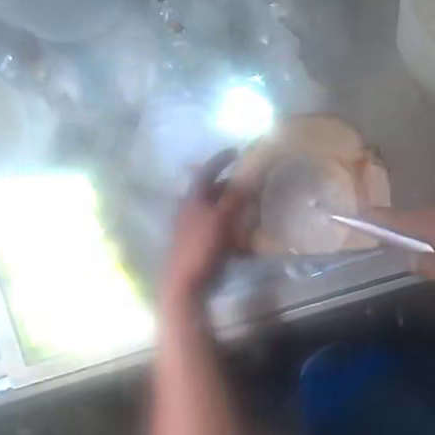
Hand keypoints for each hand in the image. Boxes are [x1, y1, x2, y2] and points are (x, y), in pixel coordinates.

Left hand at [160, 150, 250, 307]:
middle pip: (211, 191)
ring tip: (250, 205)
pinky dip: (231, 224)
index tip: (236, 151)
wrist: (184, 283)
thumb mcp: (221, 220)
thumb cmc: (201, 247)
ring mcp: (192, 228)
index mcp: (192, 200)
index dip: (220, 160)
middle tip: (249, 181)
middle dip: (229, 184)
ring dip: (231, 205)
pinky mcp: (198, 244)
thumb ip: (235, 198)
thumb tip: (249, 176)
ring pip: (214, 209)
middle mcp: (189, 210)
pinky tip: (243, 232)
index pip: (206, 172)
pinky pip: (217, 227)